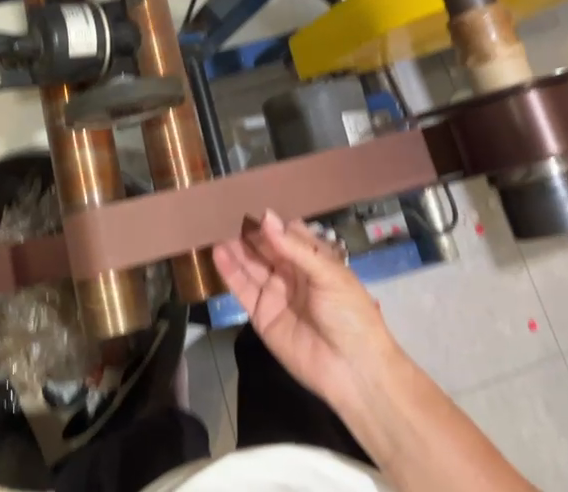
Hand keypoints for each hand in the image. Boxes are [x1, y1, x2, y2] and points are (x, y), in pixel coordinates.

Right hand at [212, 210, 401, 411]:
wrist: (352, 369)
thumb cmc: (349, 313)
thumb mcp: (329, 274)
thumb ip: (294, 247)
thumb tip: (266, 217)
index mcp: (314, 259)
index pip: (288, 232)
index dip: (271, 219)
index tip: (250, 197)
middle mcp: (292, 273)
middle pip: (266, 247)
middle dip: (248, 230)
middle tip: (224, 208)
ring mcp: (276, 294)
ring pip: (251, 265)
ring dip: (235, 247)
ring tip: (215, 225)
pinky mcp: (262, 315)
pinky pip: (243, 289)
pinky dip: (230, 271)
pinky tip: (218, 251)